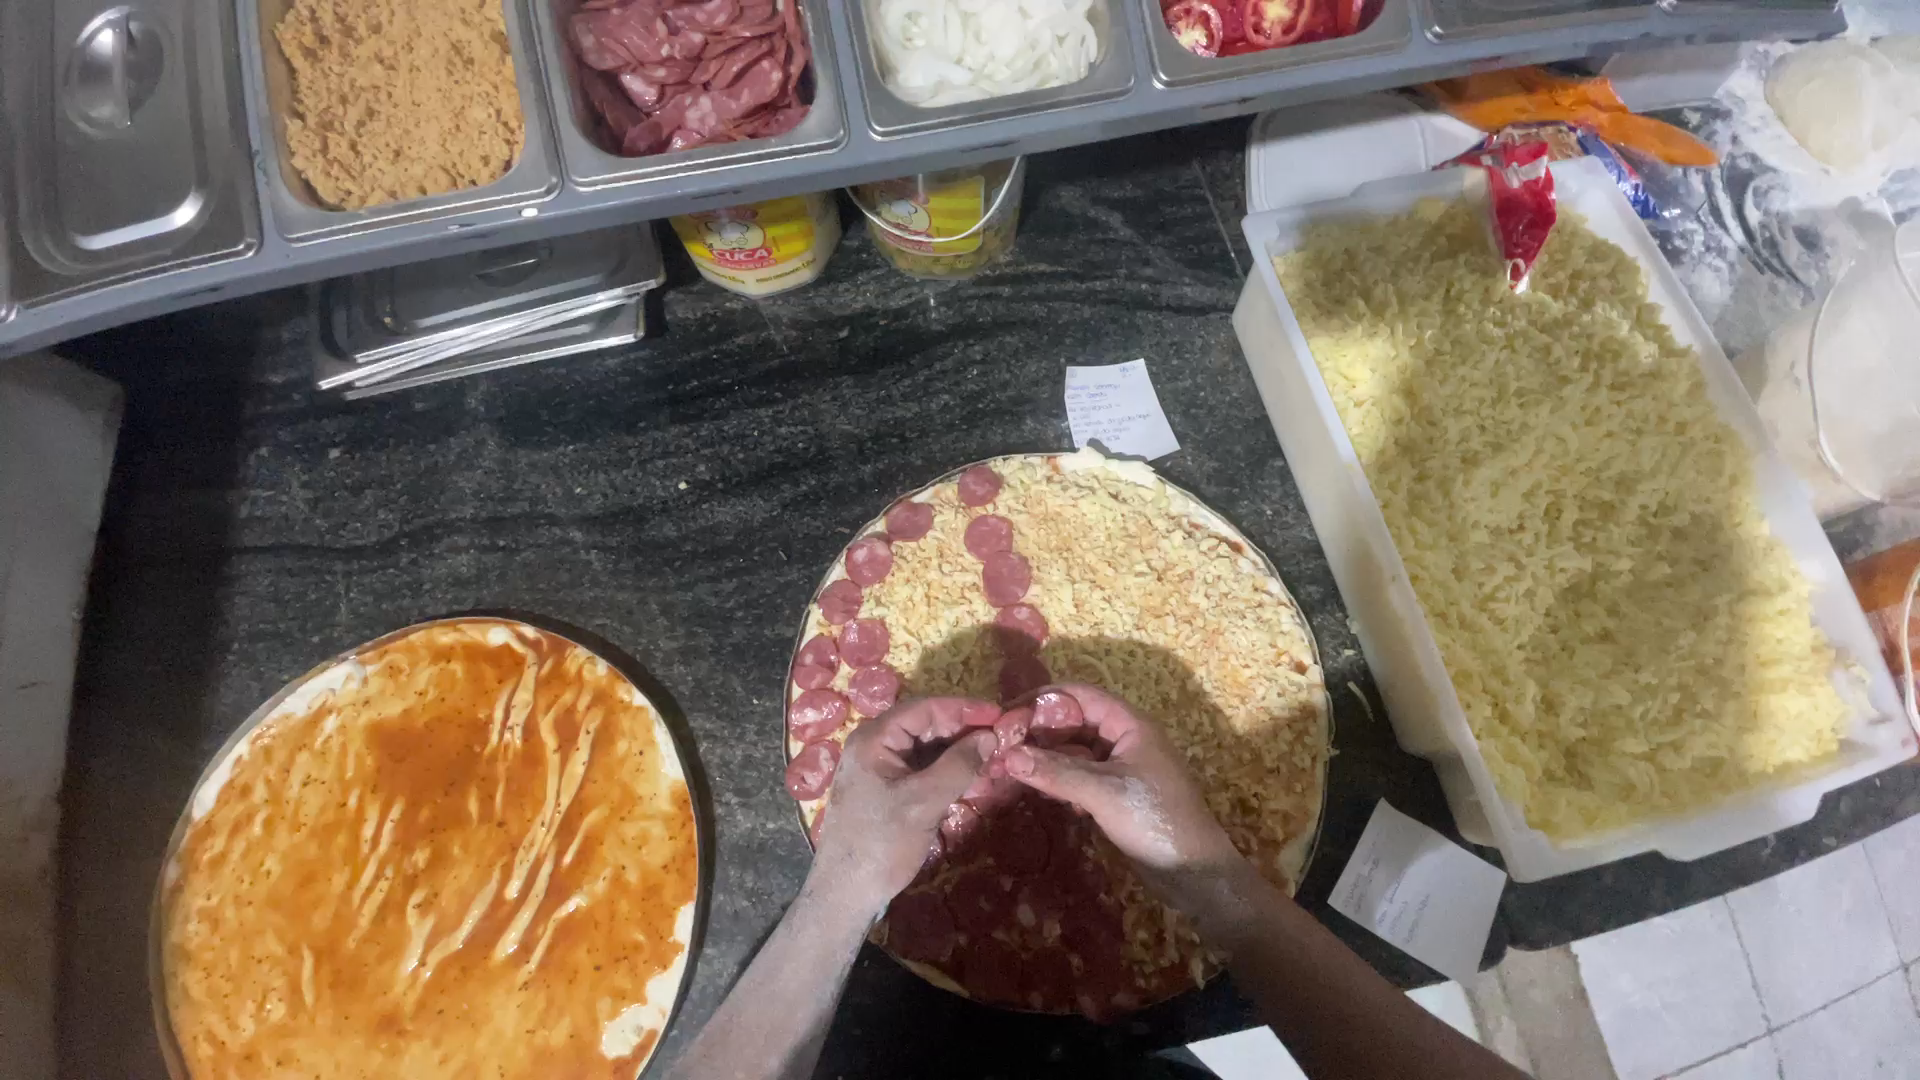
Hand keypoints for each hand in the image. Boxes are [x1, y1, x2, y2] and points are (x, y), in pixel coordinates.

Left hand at [810, 697, 999, 917]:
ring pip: (926, 747)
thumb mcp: (924, 802)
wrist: (845, 895)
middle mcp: (874, 744)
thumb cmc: (881, 844)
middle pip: (926, 725)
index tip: (1000, 714)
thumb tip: (991, 737)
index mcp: (874, 738)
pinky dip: (947, 769)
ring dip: (959, 751)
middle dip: (964, 730)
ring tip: (994, 756)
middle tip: (1002, 737)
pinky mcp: (887, 788)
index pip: (925, 709)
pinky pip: (922, 767)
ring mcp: (880, 767)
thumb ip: (958, 765)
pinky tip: (973, 776)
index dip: (964, 709)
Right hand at [1003, 684, 1238, 875]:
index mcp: (1129, 724)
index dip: (1042, 700)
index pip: (1079, 695)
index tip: (1006, 715)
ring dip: (1045, 757)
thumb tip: (1008, 756)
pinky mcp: (1115, 793)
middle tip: (1001, 746)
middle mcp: (1124, 738)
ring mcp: (1120, 766)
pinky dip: (1058, 778)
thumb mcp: (1103, 792)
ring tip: (1010, 767)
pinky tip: (1038, 790)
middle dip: (1038, 731)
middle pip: (1073, 721)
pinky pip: (1079, 774)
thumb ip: (1056, 772)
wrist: (1196, 875)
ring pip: (1074, 750)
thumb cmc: (1155, 820)